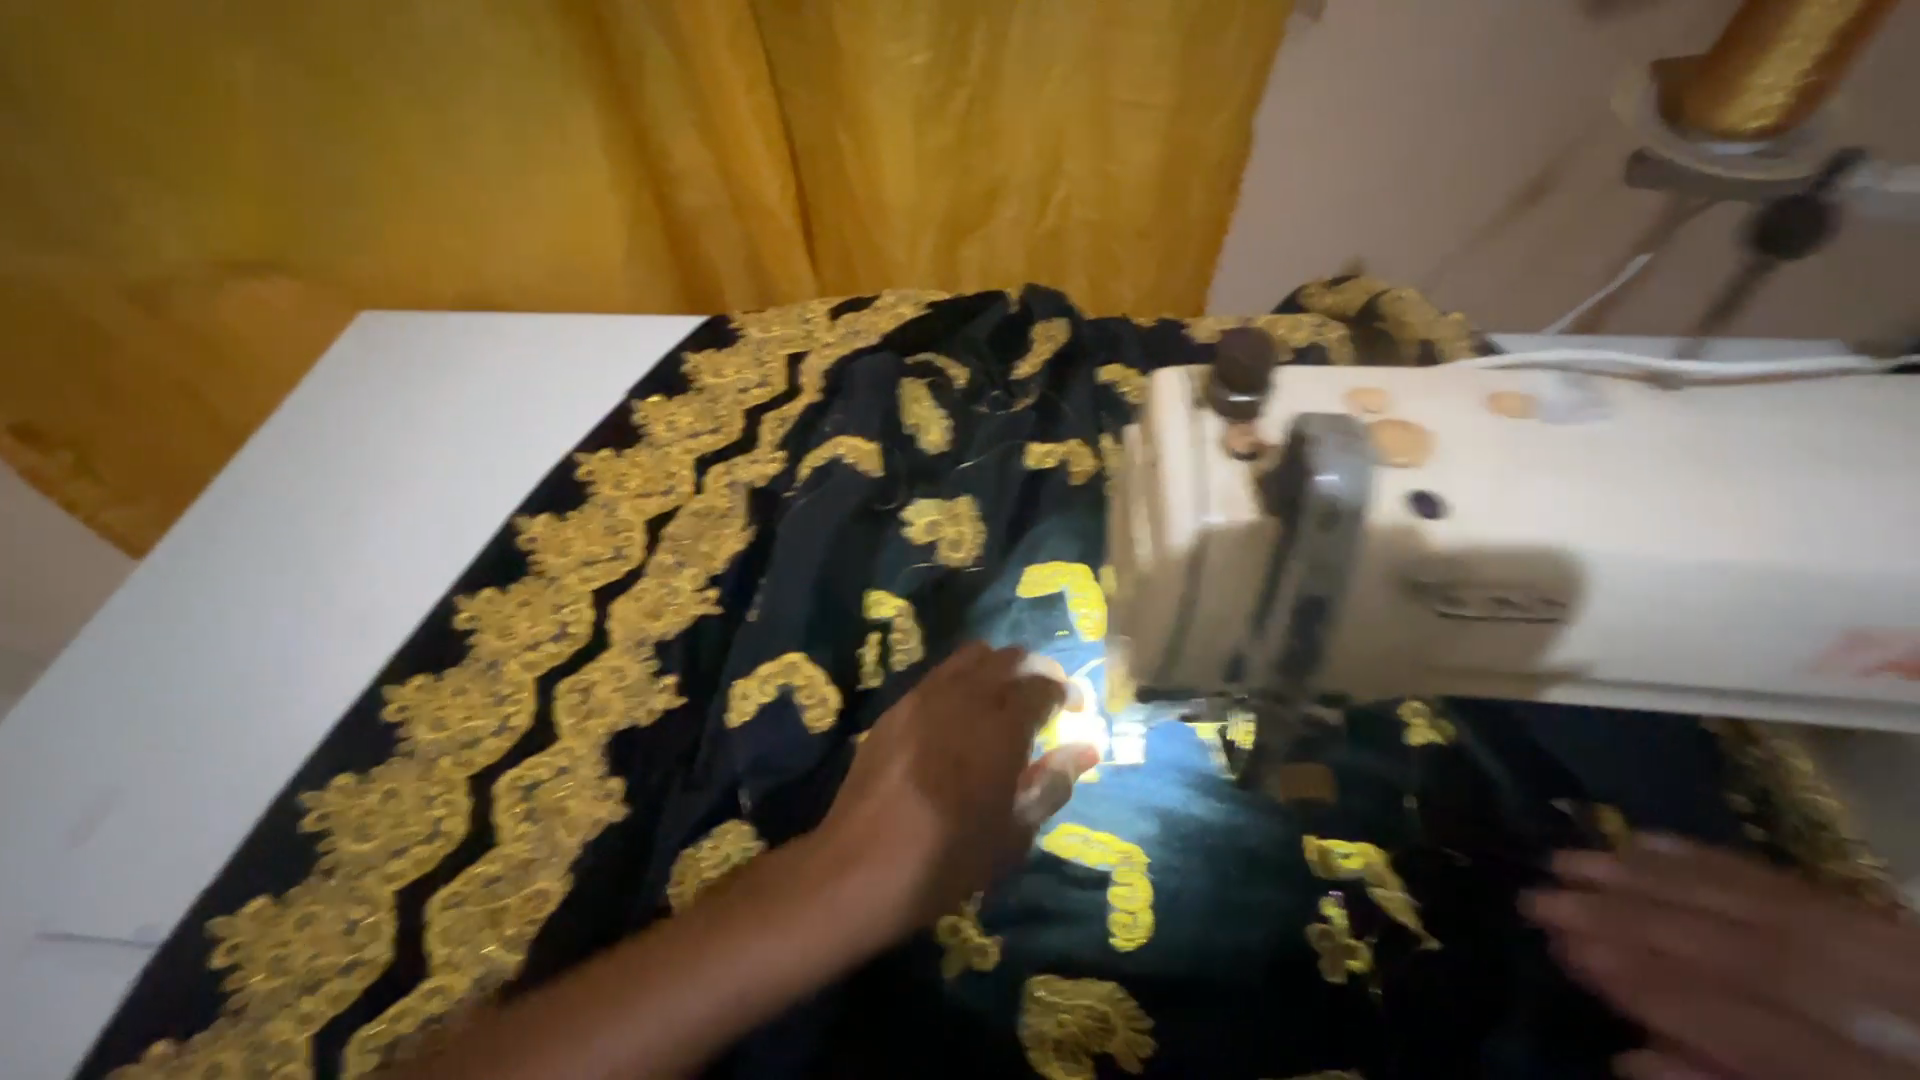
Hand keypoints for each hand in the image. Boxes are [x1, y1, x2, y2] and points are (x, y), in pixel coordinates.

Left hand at [817, 643, 1095, 937]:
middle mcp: (963, 699)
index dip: (1066, 692)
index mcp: (1000, 729)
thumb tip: (1086, 749)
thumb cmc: (946, 861)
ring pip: (971, 657)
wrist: (858, 868)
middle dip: (1037, 671)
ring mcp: (923, 698)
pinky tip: (963, 714)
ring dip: (999, 668)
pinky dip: (963, 679)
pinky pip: (939, 675)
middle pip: (1010, 658)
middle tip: (1047, 700)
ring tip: (1006, 700)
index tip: (1075, 710)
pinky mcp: (895, 708)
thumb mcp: (1012, 834)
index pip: (1044, 685)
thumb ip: (1052, 784)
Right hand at [1524, 834, 1919, 1079]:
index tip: (1568, 952)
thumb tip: (1627, 1060)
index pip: (1749, 1027)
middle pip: (1748, 955)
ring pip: (1761, 905)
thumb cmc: (1838, 1078)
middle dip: (1629, 922)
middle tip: (1540, 897)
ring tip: (1565, 860)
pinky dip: (1707, 857)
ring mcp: (1891, 955)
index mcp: (1869, 1077)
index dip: (1655, 990)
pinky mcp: (1885, 919)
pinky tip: (1640, 839)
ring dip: (1647, 877)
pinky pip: (1790, 881)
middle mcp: (1888, 1006)